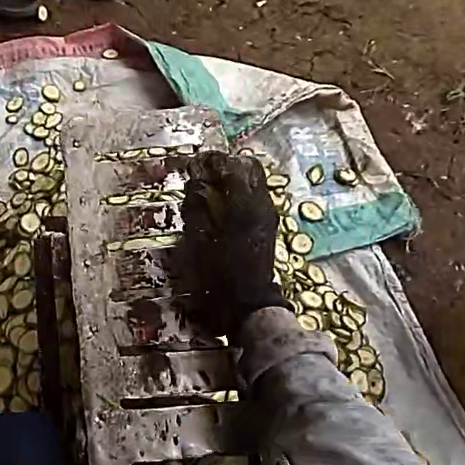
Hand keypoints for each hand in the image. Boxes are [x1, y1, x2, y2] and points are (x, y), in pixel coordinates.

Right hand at [181, 151, 290, 335]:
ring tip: (212, 185)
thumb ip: (197, 208)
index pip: (230, 168)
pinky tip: (224, 203)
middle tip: (205, 169)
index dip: (211, 161)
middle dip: (227, 165)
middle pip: (250, 169)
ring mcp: (268, 214)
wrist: (247, 302)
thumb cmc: (218, 274)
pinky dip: (240, 192)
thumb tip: (195, 185)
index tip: (194, 161)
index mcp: (242, 206)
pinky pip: (256, 197)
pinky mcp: (269, 225)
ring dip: (235, 178)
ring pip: (256, 182)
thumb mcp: (199, 240)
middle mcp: (261, 205)